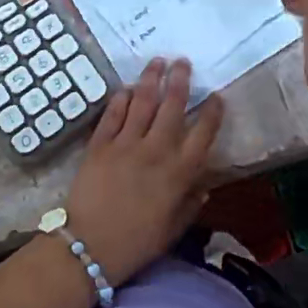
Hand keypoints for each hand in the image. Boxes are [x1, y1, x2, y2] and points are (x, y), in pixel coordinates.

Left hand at [63, 58, 223, 285]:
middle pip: (172, 106)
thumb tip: (205, 186)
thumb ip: (191, 203)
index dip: (212, 112)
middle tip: (183, 62)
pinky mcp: (99, 145)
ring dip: (151, 79)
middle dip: (180, 80)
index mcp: (179, 173)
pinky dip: (121, 99)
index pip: (203, 133)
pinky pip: (113, 115)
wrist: (90, 246)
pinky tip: (127, 88)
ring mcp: (125, 144)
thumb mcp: (174, 228)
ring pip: (142, 102)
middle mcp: (156, 151)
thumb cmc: (137, 242)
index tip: (216, 97)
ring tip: (157, 61)